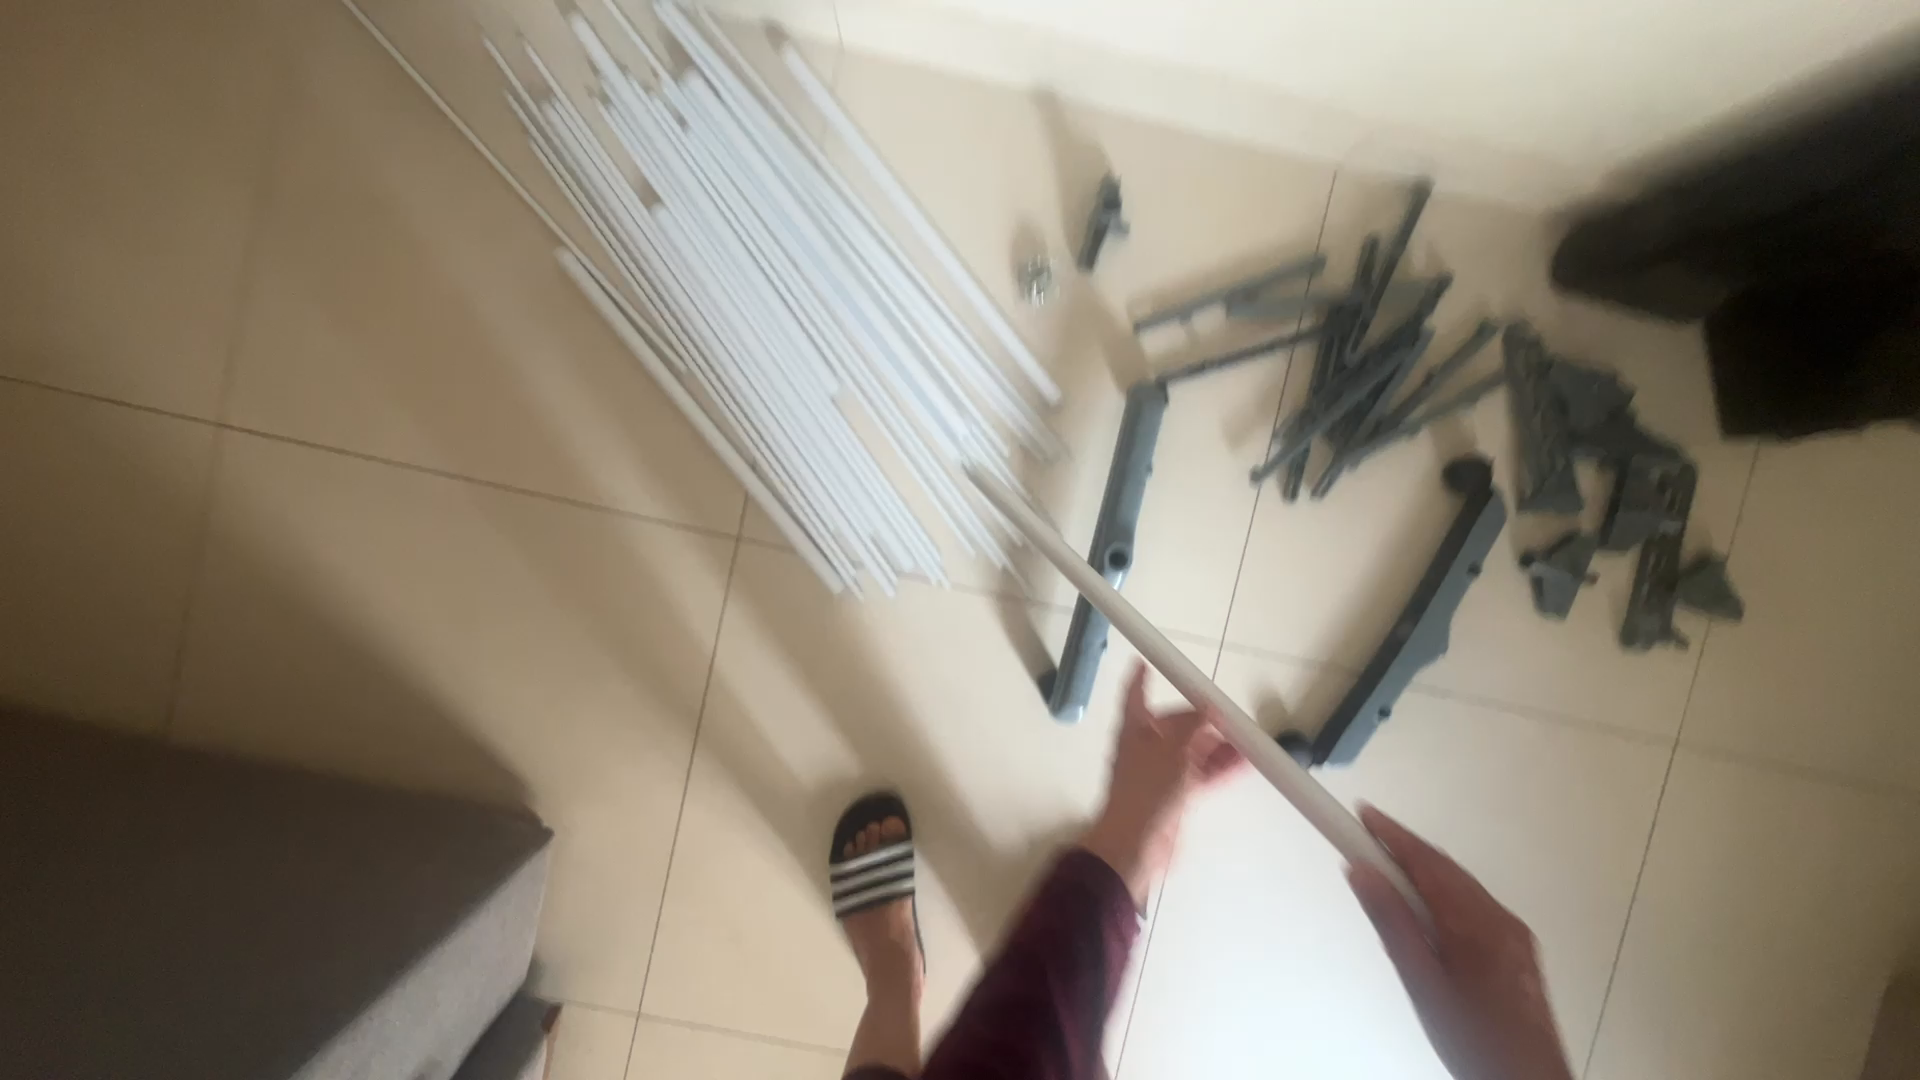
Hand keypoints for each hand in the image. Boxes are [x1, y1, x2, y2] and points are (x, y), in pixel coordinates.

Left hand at [1081, 662, 1244, 905]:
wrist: (1136, 845)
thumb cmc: (1145, 791)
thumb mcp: (1172, 751)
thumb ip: (1193, 727)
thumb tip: (1208, 709)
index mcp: (1133, 730)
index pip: (1135, 696)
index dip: (1139, 679)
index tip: (1143, 662)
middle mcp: (1145, 748)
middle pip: (1174, 725)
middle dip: (1200, 719)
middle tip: (1227, 715)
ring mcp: (1161, 773)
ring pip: (1193, 751)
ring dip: (1217, 744)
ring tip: (1246, 738)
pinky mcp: (1176, 797)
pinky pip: (1202, 774)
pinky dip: (1221, 768)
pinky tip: (1245, 762)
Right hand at [1347, 805, 1574, 1079]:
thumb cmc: (1470, 1037)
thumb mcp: (1419, 981)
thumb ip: (1390, 921)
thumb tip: (1360, 869)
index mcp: (1474, 922)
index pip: (1424, 860)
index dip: (1389, 832)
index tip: (1359, 812)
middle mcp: (1499, 918)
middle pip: (1443, 866)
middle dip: (1401, 846)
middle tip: (1361, 837)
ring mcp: (1512, 933)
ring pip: (1457, 883)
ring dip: (1420, 867)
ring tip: (1383, 869)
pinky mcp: (1516, 948)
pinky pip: (1470, 901)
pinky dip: (1439, 888)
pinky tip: (1421, 904)